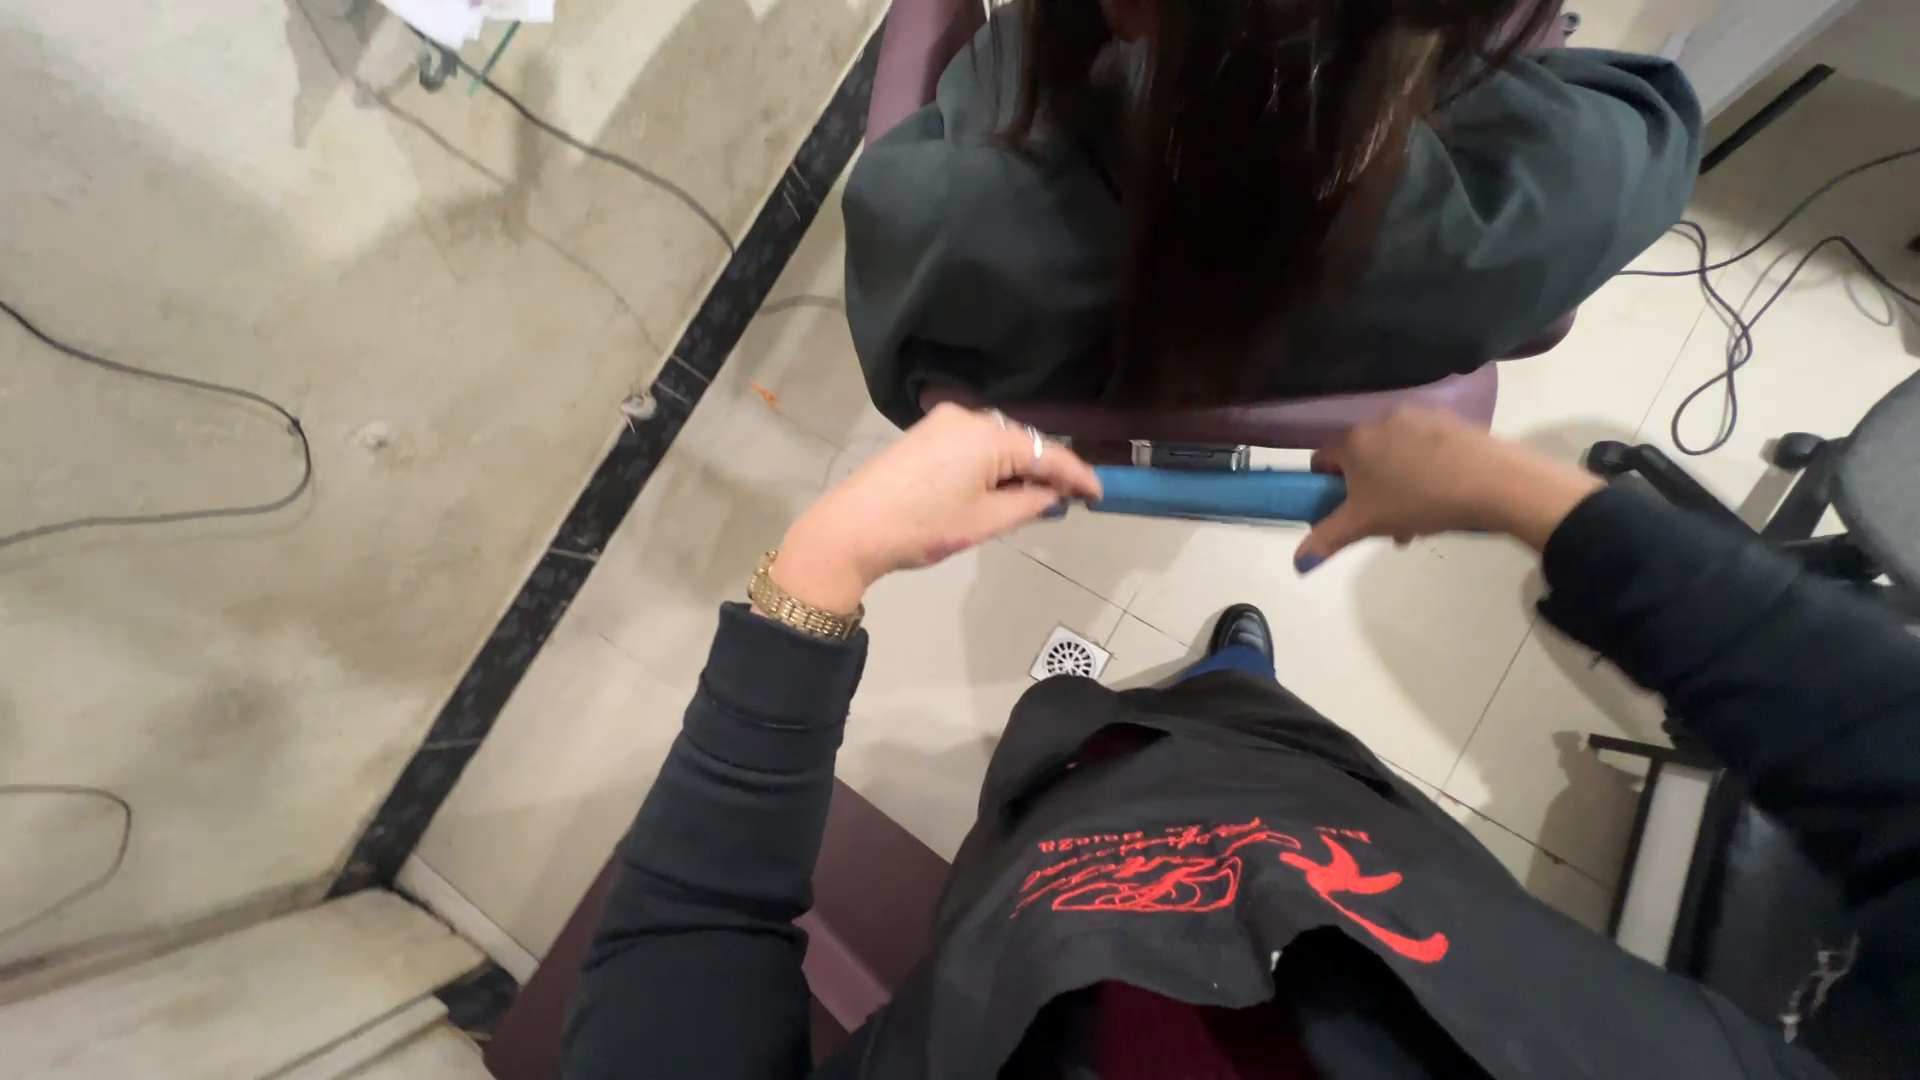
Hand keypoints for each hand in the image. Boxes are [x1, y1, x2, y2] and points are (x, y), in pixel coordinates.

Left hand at [770, 404, 1102, 612]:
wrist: (853, 528)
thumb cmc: (923, 528)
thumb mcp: (985, 522)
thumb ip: (1029, 504)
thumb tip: (1053, 493)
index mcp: (987, 436)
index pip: (1046, 453)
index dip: (1076, 475)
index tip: (1098, 494)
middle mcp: (967, 417)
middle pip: (1021, 442)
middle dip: (1044, 470)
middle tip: (1065, 501)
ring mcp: (942, 422)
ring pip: (996, 442)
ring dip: (1015, 468)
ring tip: (1031, 500)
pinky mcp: (925, 433)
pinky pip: (972, 444)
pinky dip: (990, 464)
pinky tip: (995, 487)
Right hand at [1293, 408, 1603, 570]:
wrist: (1496, 483)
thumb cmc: (1418, 501)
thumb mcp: (1365, 524)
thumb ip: (1327, 539)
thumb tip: (1297, 563)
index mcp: (1353, 441)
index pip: (1320, 459)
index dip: (1325, 486)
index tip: (1343, 508)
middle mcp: (1379, 421)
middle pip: (1359, 458)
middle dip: (1365, 490)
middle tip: (1382, 519)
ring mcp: (1417, 417)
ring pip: (1391, 453)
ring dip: (1393, 481)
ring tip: (1416, 514)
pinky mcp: (1451, 422)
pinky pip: (1422, 446)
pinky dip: (1422, 468)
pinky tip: (1441, 493)